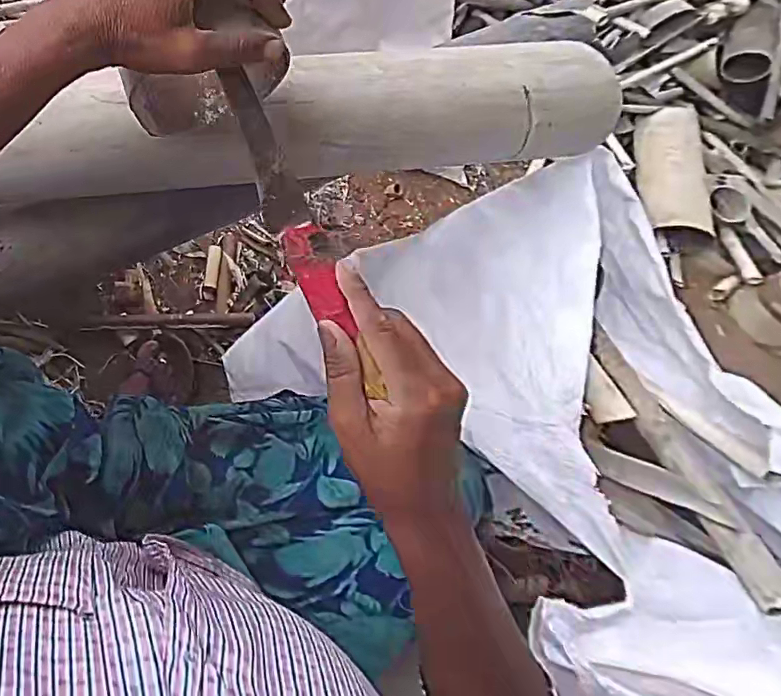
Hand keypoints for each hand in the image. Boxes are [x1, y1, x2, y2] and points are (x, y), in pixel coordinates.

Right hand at [321, 261, 469, 524]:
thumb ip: (341, 371)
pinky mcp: (450, 386)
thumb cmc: (382, 475)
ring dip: (374, 332)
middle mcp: (440, 380)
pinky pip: (414, 349)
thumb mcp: (348, 425)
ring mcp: (450, 383)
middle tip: (331, 315)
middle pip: (396, 326)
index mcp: (415, 393)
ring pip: (405, 334)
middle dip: (362, 315)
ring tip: (349, 352)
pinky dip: (388, 346)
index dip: (358, 297)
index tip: (342, 269)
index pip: (382, 330)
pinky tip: (371, 366)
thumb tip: (331, 325)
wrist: (427, 510)